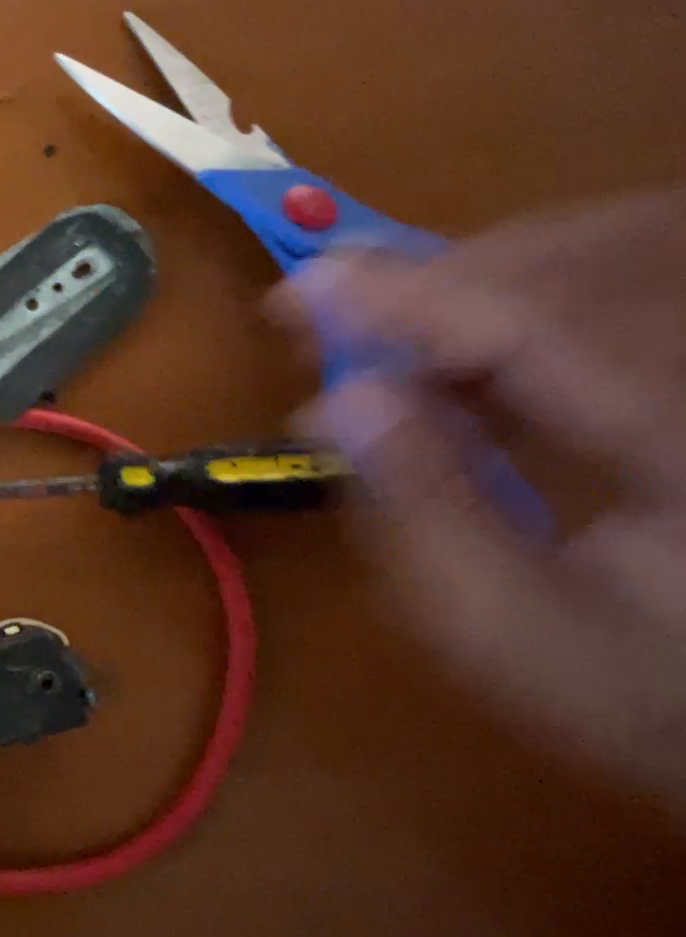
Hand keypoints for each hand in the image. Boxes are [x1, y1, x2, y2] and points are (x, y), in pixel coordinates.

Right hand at [271, 186, 685, 809]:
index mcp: (683, 439)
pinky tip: (481, 357)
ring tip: (394, 347)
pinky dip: (538, 292)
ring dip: (481, 282)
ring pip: (612, 249)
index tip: (290, 298)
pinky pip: (637, 273)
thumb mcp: (505, 628)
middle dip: (435, 281)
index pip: (536, 321)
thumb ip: (419, 512)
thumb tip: (340, 402)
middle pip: (580, 261)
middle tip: (328, 330)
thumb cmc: (630, 686)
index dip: (403, 295)